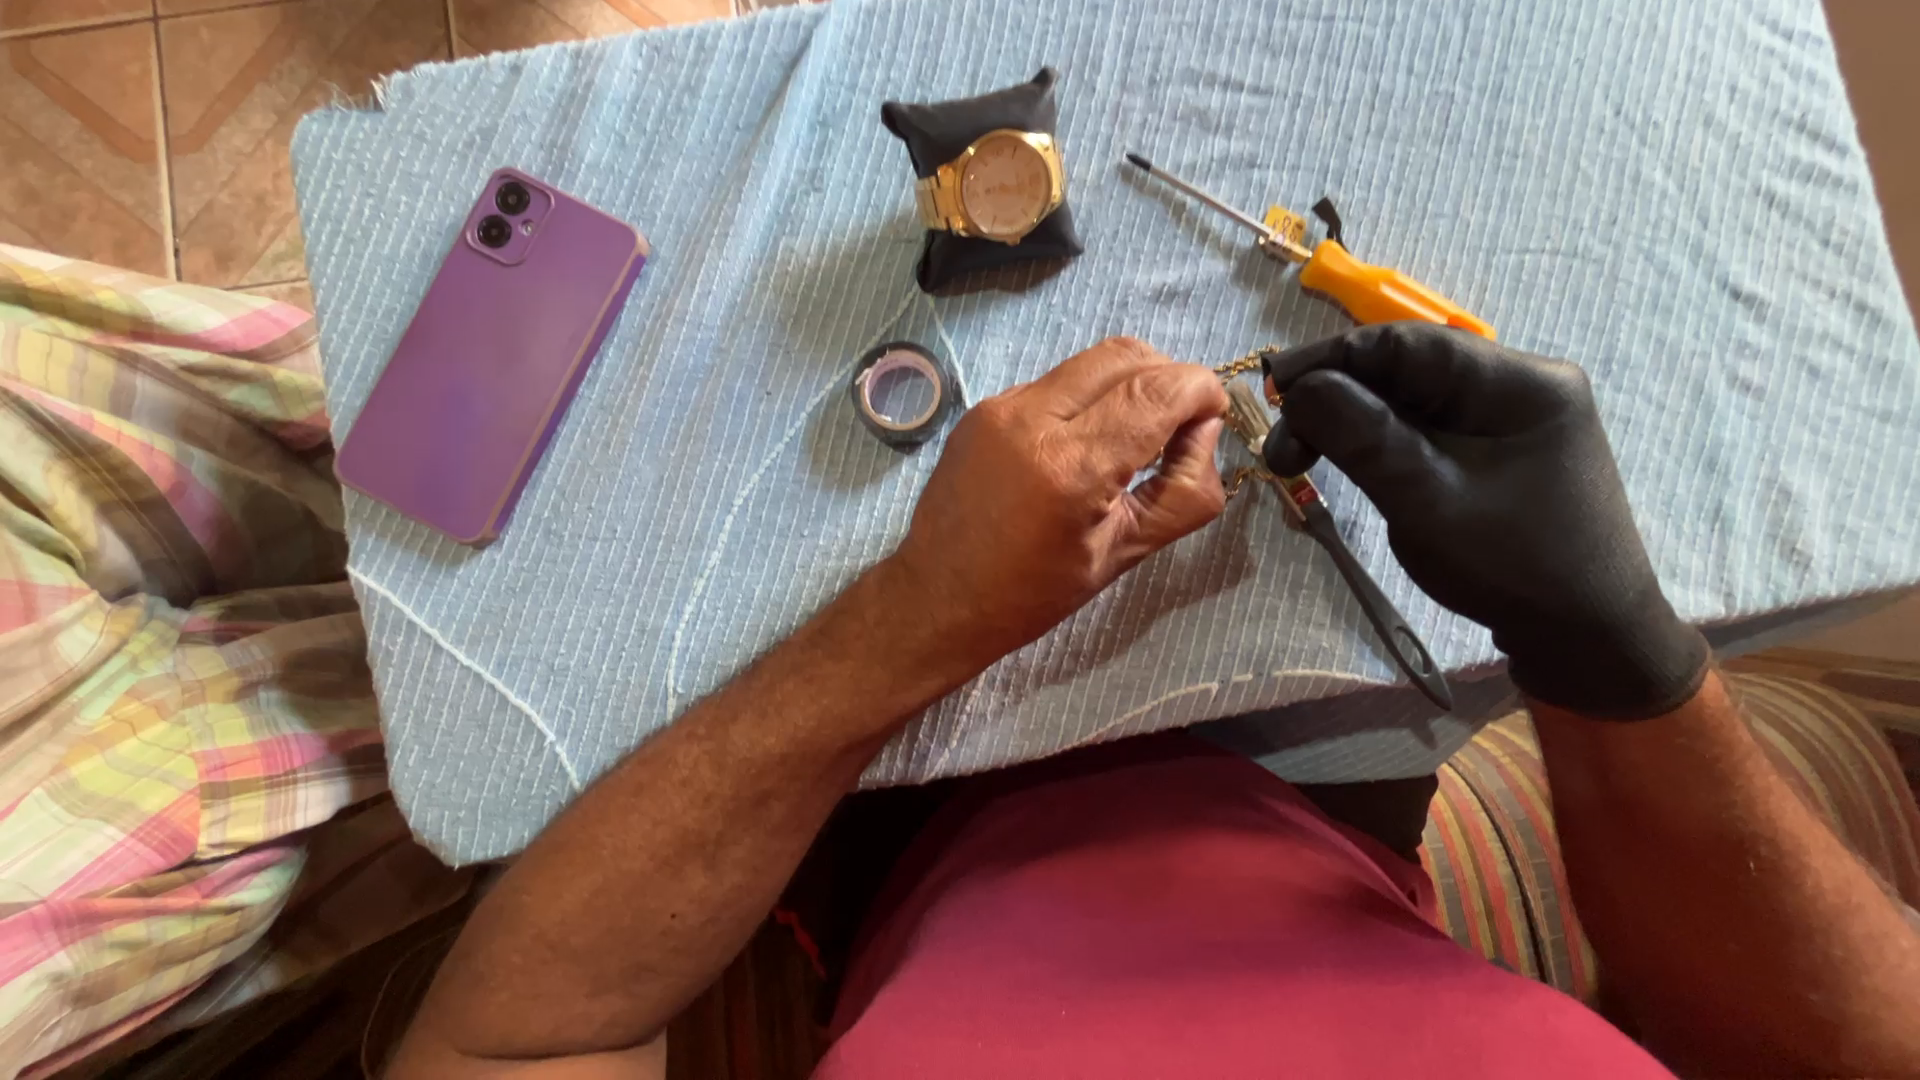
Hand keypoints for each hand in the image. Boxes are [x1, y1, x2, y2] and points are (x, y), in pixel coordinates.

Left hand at [886, 337, 1227, 676]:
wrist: (938, 596)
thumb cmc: (1033, 593)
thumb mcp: (1123, 555)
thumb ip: (1184, 492)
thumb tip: (1205, 431)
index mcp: (1071, 466)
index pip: (1159, 390)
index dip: (1202, 392)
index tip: (1212, 416)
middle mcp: (1032, 418)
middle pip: (1127, 356)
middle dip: (1169, 377)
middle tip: (1177, 426)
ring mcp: (1000, 406)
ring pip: (1089, 361)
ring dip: (1128, 384)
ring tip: (1132, 436)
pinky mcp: (983, 407)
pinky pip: (1055, 381)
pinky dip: (1087, 397)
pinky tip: (1083, 442)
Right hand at [1262, 323, 1707, 718]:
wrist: (1580, 633)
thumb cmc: (1512, 566)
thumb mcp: (1428, 501)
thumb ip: (1363, 437)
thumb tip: (1299, 386)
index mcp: (1519, 383)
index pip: (1407, 343)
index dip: (1330, 358)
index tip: (1272, 392)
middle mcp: (1513, 384)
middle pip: (1400, 369)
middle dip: (1330, 400)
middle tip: (1280, 451)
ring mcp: (1499, 416)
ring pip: (1399, 398)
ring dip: (1340, 423)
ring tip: (1294, 462)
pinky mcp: (1483, 446)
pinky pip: (1412, 426)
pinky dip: (1365, 440)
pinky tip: (1336, 459)